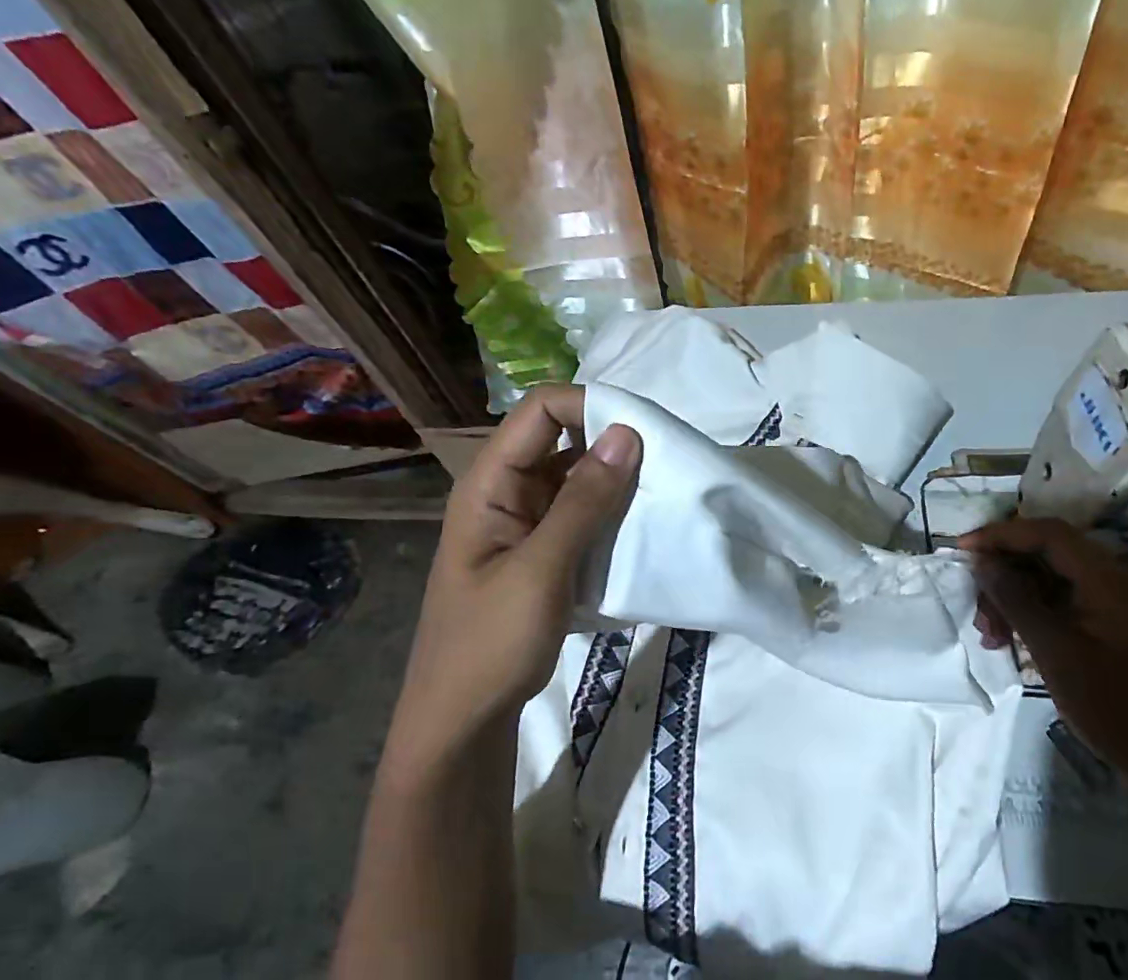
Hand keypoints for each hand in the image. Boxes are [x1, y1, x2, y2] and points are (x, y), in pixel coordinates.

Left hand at [382, 385, 640, 783]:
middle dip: (613, 444)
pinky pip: (581, 516)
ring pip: (577, 479)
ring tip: (663, 494)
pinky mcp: (543, 552)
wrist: (461, 722)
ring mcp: (525, 523)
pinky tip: (641, 529)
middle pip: (563, 439)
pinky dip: (611, 515)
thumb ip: (584, 501)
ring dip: (617, 482)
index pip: (540, 410)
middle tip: (666, 464)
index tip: (645, 430)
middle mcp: (507, 492)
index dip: (590, 405)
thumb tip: (628, 432)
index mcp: (490, 483)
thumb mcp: (541, 570)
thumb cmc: (489, 644)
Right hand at [960, 518, 1127, 803]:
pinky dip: (1042, 617)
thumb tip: (983, 561)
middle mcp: (1123, 582)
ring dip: (1020, 601)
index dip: (1002, 534)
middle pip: (1052, 557)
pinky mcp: (1127, 630)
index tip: (962, 551)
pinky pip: (1074, 606)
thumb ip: (1016, 600)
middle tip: (978, 614)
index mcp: (1112, 580)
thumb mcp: (1056, 653)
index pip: (1049, 534)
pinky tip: (1019, 644)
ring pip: (1059, 583)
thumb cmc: (1118, 712)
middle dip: (1007, 577)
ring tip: (994, 638)